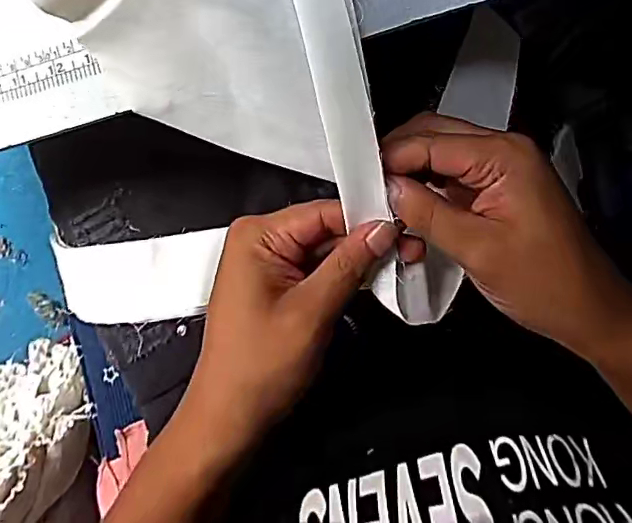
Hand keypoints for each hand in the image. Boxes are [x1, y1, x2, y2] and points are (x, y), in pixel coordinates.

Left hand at [180, 200, 398, 453]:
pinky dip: (343, 276)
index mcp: (256, 235)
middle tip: (403, 249)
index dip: (364, 219)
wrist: (228, 421)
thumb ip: (348, 265)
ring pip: (325, 249)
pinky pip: (316, 268)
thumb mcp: (310, 312)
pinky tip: (367, 281)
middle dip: (365, 242)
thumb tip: (377, 231)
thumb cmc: (251, 373)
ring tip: (391, 267)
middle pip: (325, 228)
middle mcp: (258, 241)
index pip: (322, 211)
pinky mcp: (277, 282)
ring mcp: (267, 262)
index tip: (398, 227)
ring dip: (357, 260)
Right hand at [382, 113, 631, 357]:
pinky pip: (452, 176)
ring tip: (389, 206)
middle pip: (433, 136)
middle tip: (369, 188)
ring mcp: (502, 166)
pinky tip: (413, 216)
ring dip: (412, 176)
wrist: (593, 313)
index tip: (362, 178)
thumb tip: (388, 188)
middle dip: (398, 160)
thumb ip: (427, 212)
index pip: (431, 141)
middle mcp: (504, 150)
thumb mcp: (478, 250)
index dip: (392, 158)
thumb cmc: (549, 284)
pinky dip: (429, 191)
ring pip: (439, 155)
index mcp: (504, 155)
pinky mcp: (498, 185)